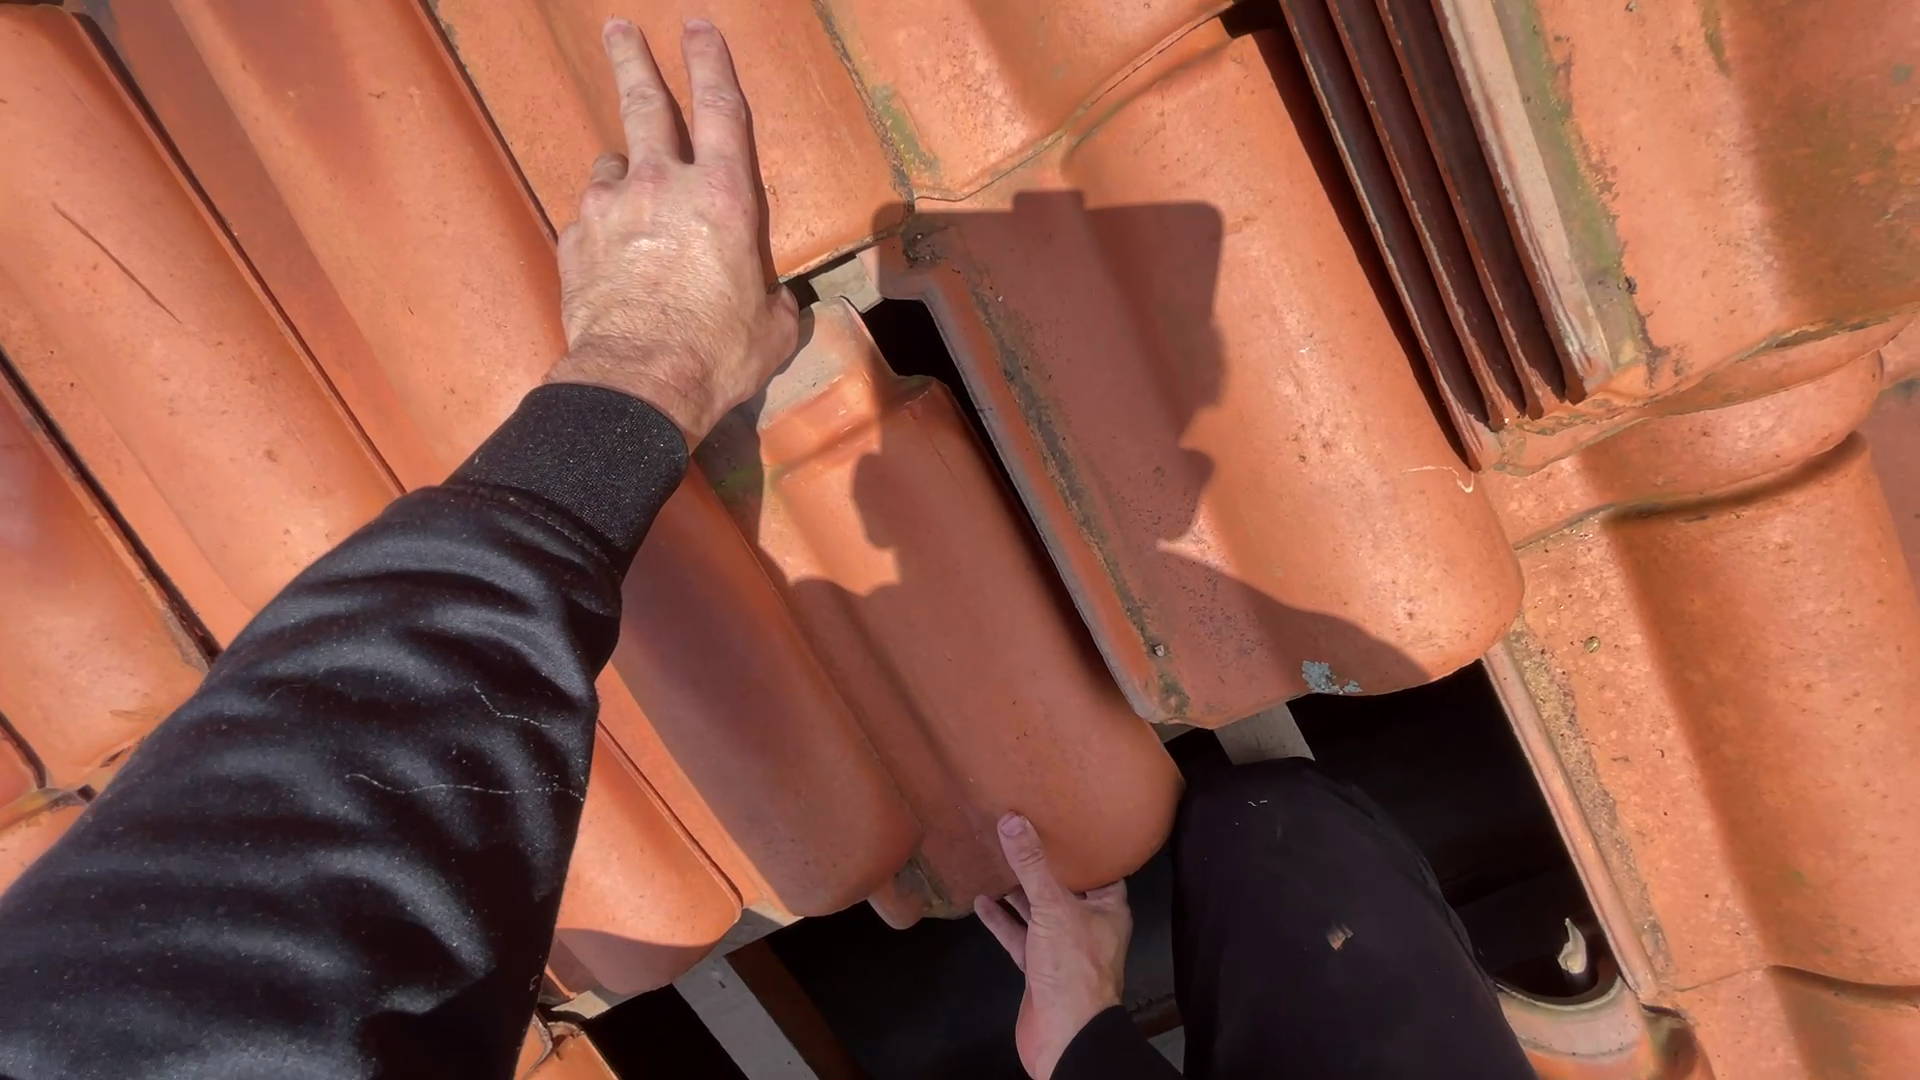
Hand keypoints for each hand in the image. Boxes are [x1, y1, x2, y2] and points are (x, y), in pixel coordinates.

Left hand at [545, 18, 798, 443]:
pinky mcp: (574, 239)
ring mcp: (609, 207)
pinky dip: (604, 223)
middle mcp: (661, 185)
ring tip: (631, 192)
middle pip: (644, 102)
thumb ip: (776, 300)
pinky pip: (591, 216)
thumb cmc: (719, 353)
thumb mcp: (773, 331)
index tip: (699, 28)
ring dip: (624, 168)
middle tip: (618, 29)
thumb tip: (778, 299)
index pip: (719, 110)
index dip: (711, 63)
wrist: (641, 381)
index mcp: (723, 200)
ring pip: (612, 162)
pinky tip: (612, 253)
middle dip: (633, 59)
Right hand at [975, 813, 1132, 1079]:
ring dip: (1018, 892)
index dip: (1083, 847)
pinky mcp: (1039, 967)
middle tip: (1021, 833)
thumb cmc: (1073, 965)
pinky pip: (1019, 936)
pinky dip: (1002, 920)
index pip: (1099, 869)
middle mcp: (1087, 925)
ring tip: (996, 860)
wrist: (1065, 1036)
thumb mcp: (1052, 906)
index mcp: (1107, 908)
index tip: (1062, 821)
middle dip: (1042, 865)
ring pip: (1038, 911)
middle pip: (1063, 888)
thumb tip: (1012, 820)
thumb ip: (1031, 865)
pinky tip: (981, 901)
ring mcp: (1062, 947)